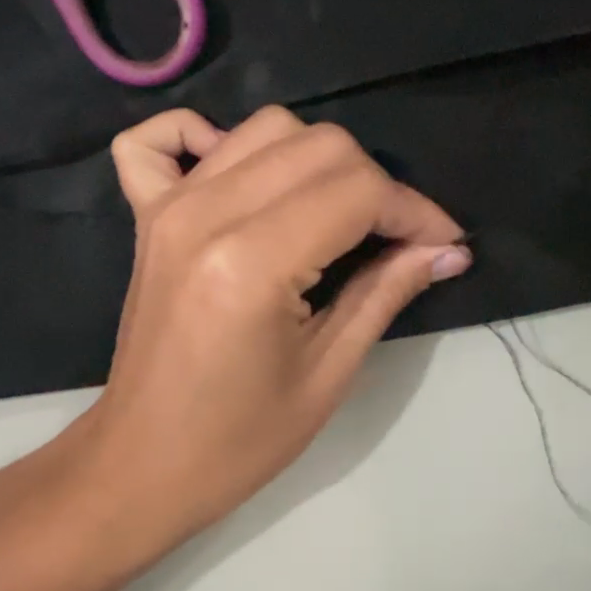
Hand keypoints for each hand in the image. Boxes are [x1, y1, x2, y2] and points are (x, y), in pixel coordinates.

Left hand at [71, 106, 469, 541]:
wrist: (144, 461)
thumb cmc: (239, 439)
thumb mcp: (329, 372)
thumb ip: (387, 291)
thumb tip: (447, 248)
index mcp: (251, 262)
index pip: (357, 190)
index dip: (414, 211)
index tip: (442, 242)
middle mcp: (206, 214)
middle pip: (319, 145)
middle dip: (375, 184)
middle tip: (395, 237)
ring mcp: (168, 207)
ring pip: (264, 129)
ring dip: (315, 159)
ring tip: (335, 214)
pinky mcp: (145, 214)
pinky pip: (157, 141)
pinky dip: (199, 136)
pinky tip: (234, 170)